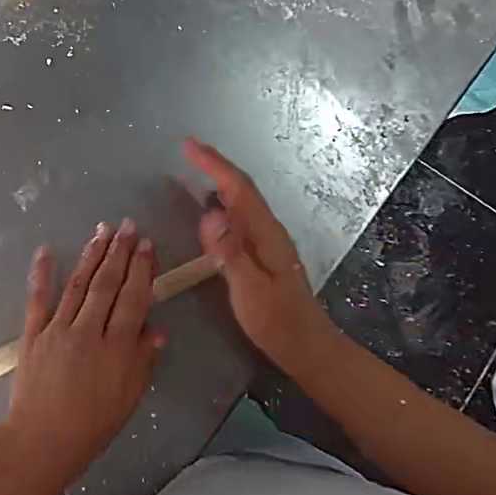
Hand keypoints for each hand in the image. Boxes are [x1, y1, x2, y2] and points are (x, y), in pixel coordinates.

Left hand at [1, 220, 162, 478]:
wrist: (41, 440)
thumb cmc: (92, 425)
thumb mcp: (128, 399)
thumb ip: (142, 361)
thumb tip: (158, 329)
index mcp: (116, 348)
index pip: (132, 299)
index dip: (141, 269)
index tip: (146, 244)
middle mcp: (87, 330)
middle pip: (107, 284)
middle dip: (119, 252)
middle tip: (127, 225)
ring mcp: (57, 328)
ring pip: (78, 284)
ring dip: (92, 255)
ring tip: (102, 230)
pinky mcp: (33, 332)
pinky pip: (39, 298)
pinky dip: (43, 273)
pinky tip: (47, 250)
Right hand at [183, 138, 336, 371]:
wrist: (307, 347)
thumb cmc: (277, 321)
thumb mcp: (250, 290)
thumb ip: (230, 252)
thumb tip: (210, 214)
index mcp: (265, 234)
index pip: (238, 189)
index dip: (214, 165)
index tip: (189, 146)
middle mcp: (267, 230)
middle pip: (241, 188)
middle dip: (215, 165)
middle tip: (188, 149)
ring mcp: (265, 240)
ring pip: (240, 199)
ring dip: (218, 179)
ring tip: (195, 166)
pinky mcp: (260, 252)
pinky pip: (238, 215)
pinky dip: (221, 200)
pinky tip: (209, 206)